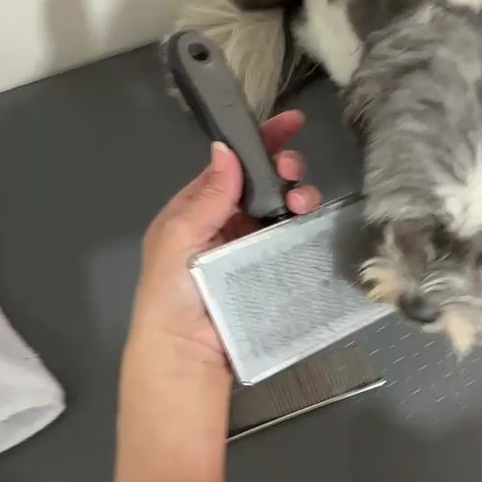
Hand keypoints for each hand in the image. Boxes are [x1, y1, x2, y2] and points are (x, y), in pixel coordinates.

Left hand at [128, 110, 321, 382]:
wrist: (187, 357)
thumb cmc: (171, 298)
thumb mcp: (178, 241)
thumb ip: (205, 199)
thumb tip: (226, 151)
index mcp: (195, 212)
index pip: (229, 167)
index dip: (256, 143)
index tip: (289, 124)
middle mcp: (225, 226)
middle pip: (261, 185)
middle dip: (281, 169)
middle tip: (294, 171)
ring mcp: (250, 250)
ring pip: (280, 210)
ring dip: (296, 197)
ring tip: (305, 202)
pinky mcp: (271, 274)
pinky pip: (290, 242)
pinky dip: (303, 228)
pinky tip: (310, 222)